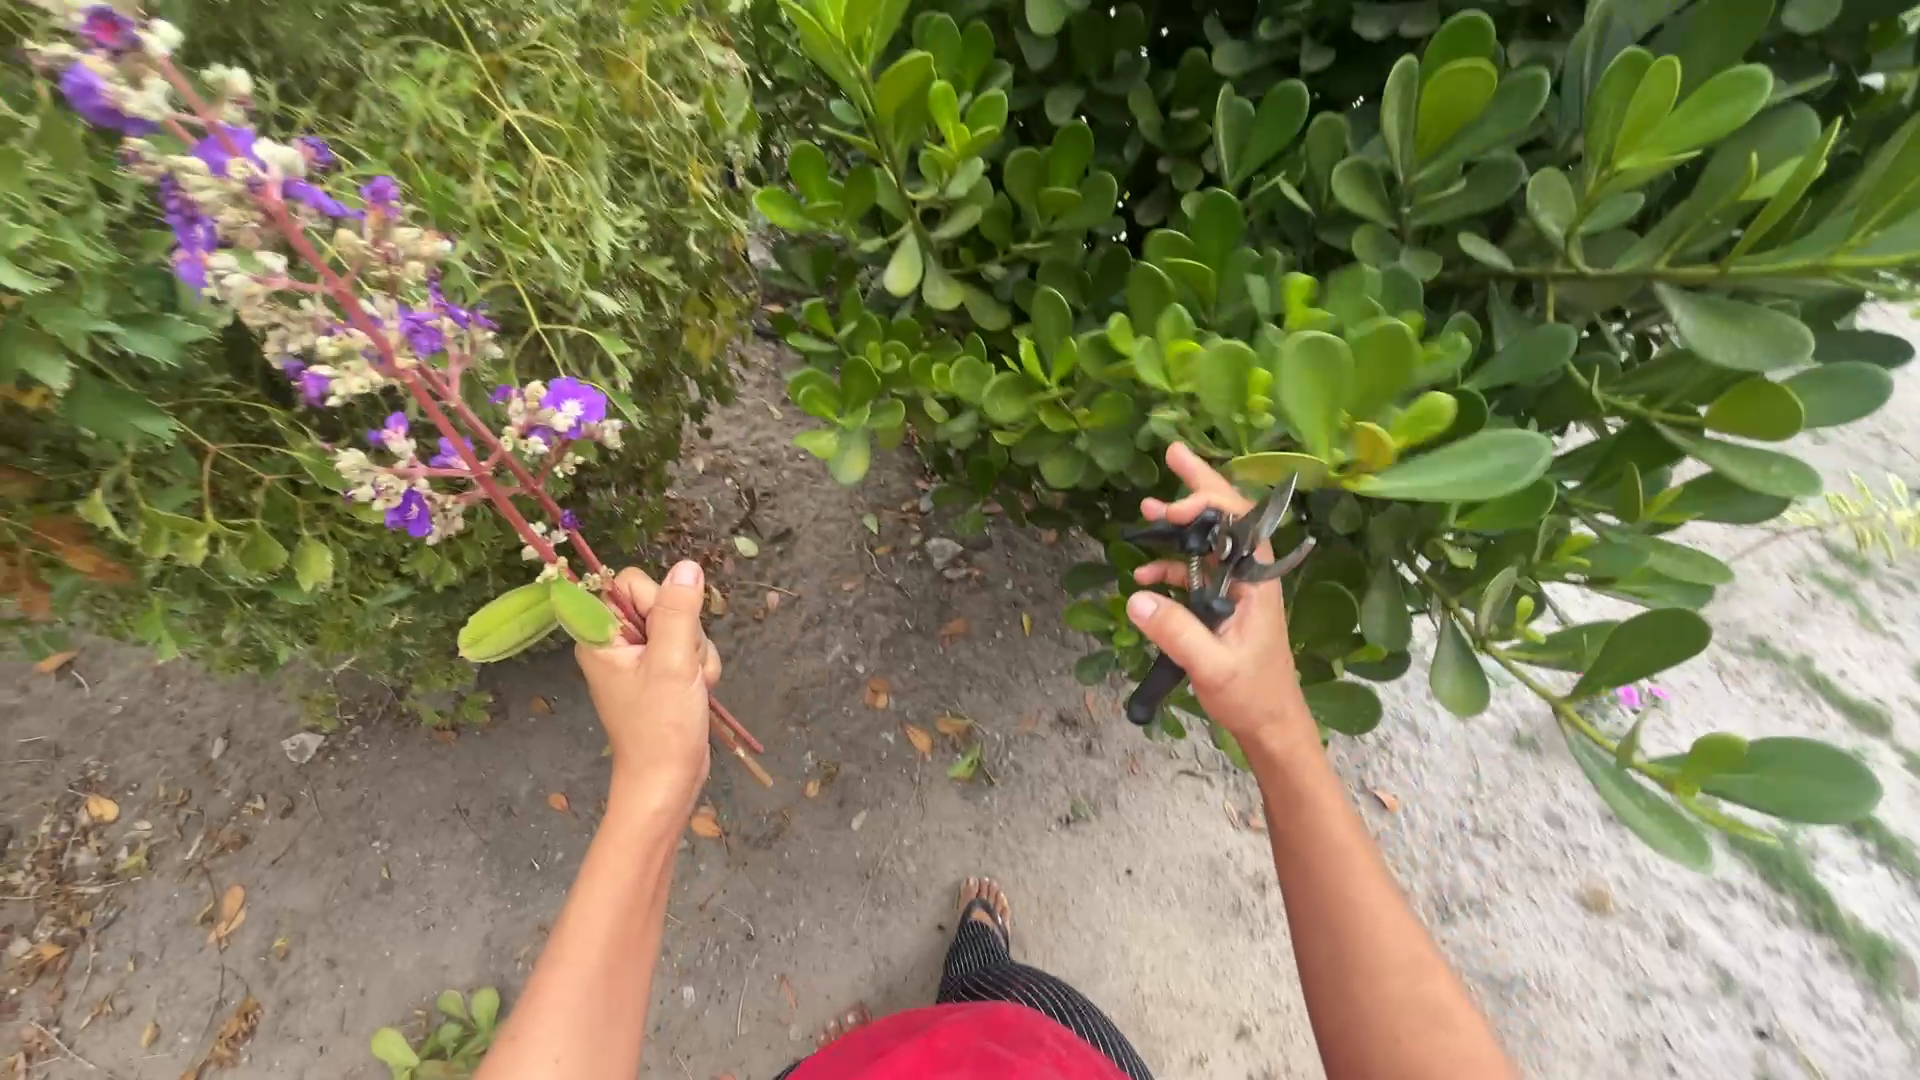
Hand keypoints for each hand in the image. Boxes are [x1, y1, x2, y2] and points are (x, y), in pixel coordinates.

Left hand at [574, 561, 720, 817]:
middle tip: (682, 664)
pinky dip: (700, 665)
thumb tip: (688, 566)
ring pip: (682, 625)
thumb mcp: (673, 663)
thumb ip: (678, 611)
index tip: (664, 631)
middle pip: (661, 602)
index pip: (627, 583)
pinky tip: (697, 688)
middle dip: (685, 630)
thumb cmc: (662, 727)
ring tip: (691, 683)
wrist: (668, 781)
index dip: (655, 600)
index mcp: (600, 636)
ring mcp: (639, 658)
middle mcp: (615, 642)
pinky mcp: (660, 672)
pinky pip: (688, 647)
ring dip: (697, 651)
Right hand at [1124, 444, 1319, 766]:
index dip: (1206, 503)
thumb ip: (1175, 631)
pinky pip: (1194, 574)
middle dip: (1199, 487)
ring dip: (1178, 527)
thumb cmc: (1252, 695)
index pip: (1239, 522)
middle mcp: (1249, 576)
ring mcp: (1235, 590)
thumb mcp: (1212, 666)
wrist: (1270, 725)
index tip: (1168, 510)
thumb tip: (1135, 596)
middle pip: (1228, 518)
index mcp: (1257, 581)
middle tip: (1173, 455)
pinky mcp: (1221, 606)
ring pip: (1209, 543)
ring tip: (1145, 513)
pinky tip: (1144, 577)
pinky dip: (1169, 569)